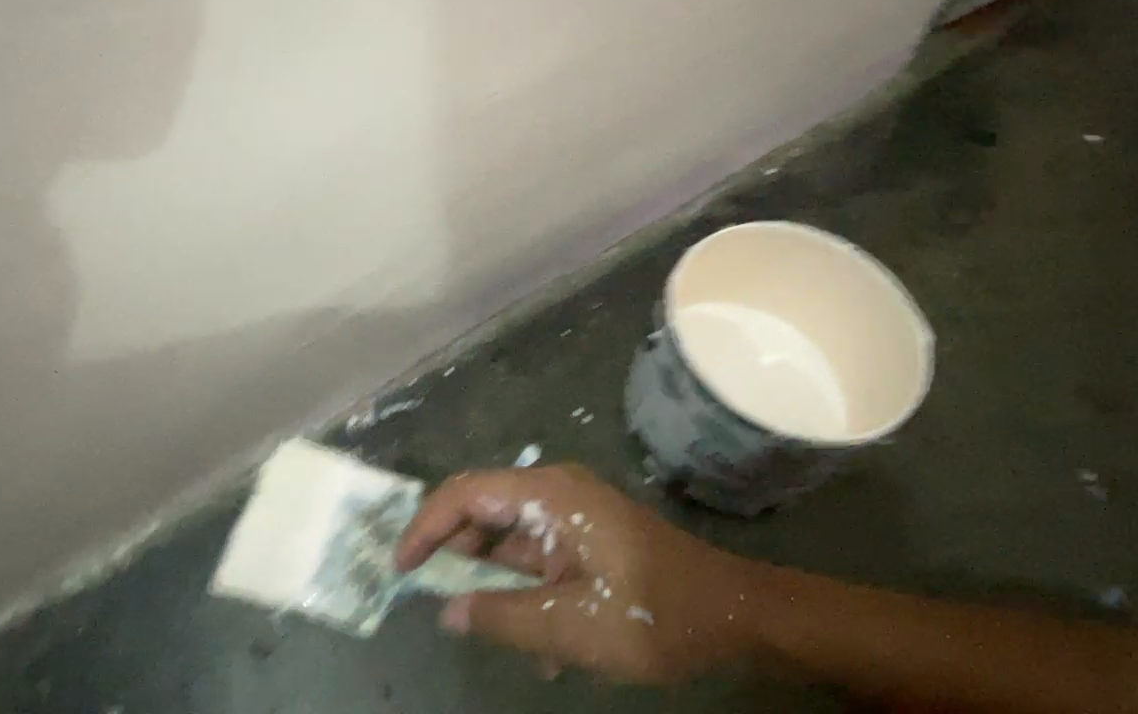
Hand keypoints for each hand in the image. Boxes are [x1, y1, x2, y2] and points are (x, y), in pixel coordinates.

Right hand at [395, 464, 761, 682]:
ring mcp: (572, 513)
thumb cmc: (652, 613)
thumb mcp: (570, 626)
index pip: (466, 493)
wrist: (734, 613)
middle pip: (483, 509)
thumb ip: (502, 617)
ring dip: (492, 581)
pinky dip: (524, 589)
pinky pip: (538, 554)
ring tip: (485, 628)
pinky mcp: (587, 535)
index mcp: (548, 495)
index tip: (402, 568)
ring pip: (510, 536)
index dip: (427, 526)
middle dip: (455, 553)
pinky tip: (540, 645)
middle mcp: (555, 491)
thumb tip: (446, 610)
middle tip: (434, 598)